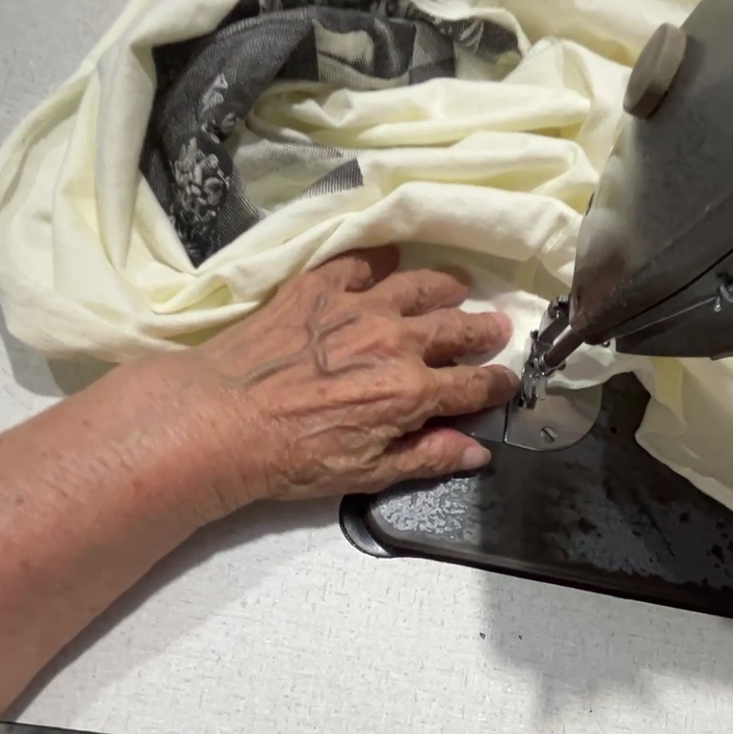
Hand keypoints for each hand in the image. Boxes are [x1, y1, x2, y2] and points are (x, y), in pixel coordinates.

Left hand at [179, 245, 519, 508]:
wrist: (223, 418)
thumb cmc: (294, 457)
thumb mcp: (368, 472)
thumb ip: (427, 457)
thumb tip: (478, 453)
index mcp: (410, 392)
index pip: (471, 385)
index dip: (496, 384)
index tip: (509, 381)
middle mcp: (395, 341)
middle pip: (455, 329)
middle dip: (483, 329)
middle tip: (498, 325)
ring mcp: (357, 307)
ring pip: (418, 286)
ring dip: (445, 285)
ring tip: (459, 283)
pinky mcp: (319, 287)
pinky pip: (361, 263)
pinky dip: (381, 261)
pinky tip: (388, 262)